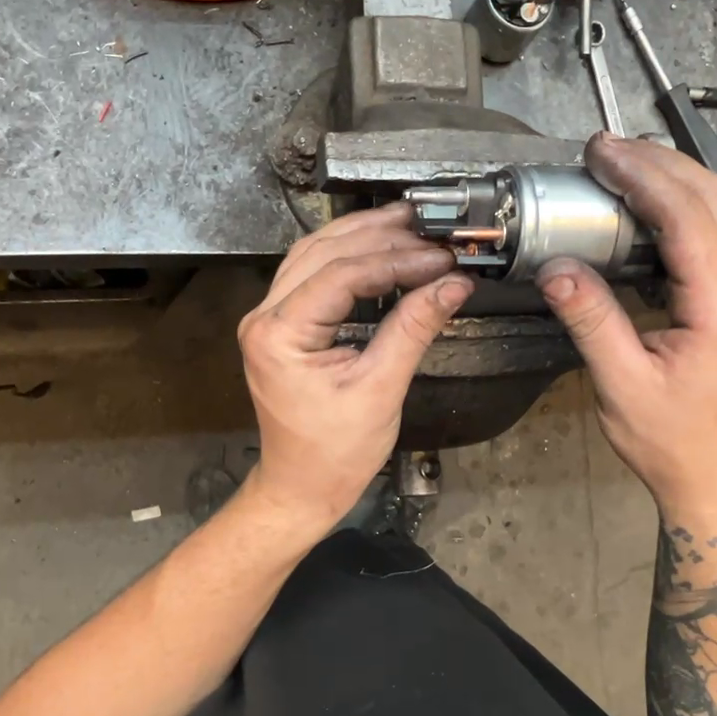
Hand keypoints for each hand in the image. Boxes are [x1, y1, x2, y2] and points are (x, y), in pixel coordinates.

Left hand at [237, 203, 474, 533]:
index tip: (440, 258)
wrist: (302, 486)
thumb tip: (452, 285)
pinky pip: (312, 276)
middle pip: (322, 251)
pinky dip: (348, 260)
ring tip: (410, 228)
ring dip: (361, 238)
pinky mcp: (282, 326)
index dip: (396, 260)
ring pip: (313, 255)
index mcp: (279, 334)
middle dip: (379, 236)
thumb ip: (413, 329)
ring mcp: (268, 319)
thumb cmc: (334, 453)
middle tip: (430, 230)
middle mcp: (264, 317)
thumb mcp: (380, 390)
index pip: (342, 274)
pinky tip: (381, 253)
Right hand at [536, 134, 716, 508]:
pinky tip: (641, 207)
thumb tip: (555, 269)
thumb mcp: (621, 384)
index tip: (599, 153)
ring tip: (620, 165)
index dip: (642, 177)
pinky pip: (711, 233)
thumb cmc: (667, 437)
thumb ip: (592, 322)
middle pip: (713, 197)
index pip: (686, 217)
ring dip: (672, 177)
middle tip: (603, 148)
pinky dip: (677, 206)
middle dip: (659, 162)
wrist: (710, 470)